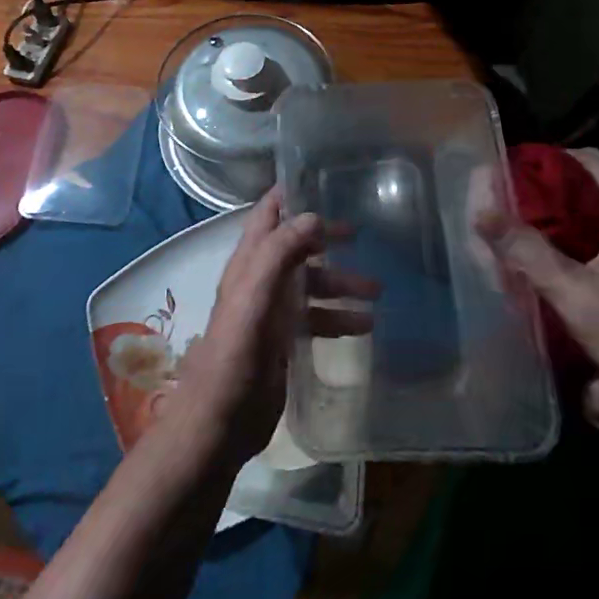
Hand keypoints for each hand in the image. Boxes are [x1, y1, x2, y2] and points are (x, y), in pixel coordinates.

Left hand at [172, 188, 376, 462]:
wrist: (221, 418)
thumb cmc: (236, 353)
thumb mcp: (254, 296)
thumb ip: (279, 253)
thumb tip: (311, 216)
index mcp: (247, 264)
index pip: (266, 216)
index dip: (288, 196)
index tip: (320, 180)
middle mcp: (259, 281)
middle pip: (295, 248)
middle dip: (325, 239)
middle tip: (360, 234)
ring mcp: (271, 312)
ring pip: (310, 286)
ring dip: (340, 283)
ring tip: (377, 291)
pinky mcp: (283, 341)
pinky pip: (315, 319)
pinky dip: (338, 317)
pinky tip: (364, 326)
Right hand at [482, 149, 598, 465]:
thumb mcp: (578, 298)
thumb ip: (528, 252)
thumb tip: (481, 210)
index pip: (593, 162)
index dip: (549, 159)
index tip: (506, 169)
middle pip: (591, 187)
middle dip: (544, 192)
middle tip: (499, 202)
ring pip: (595, 216)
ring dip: (555, 219)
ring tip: (512, 227)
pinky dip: (570, 241)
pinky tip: (541, 259)